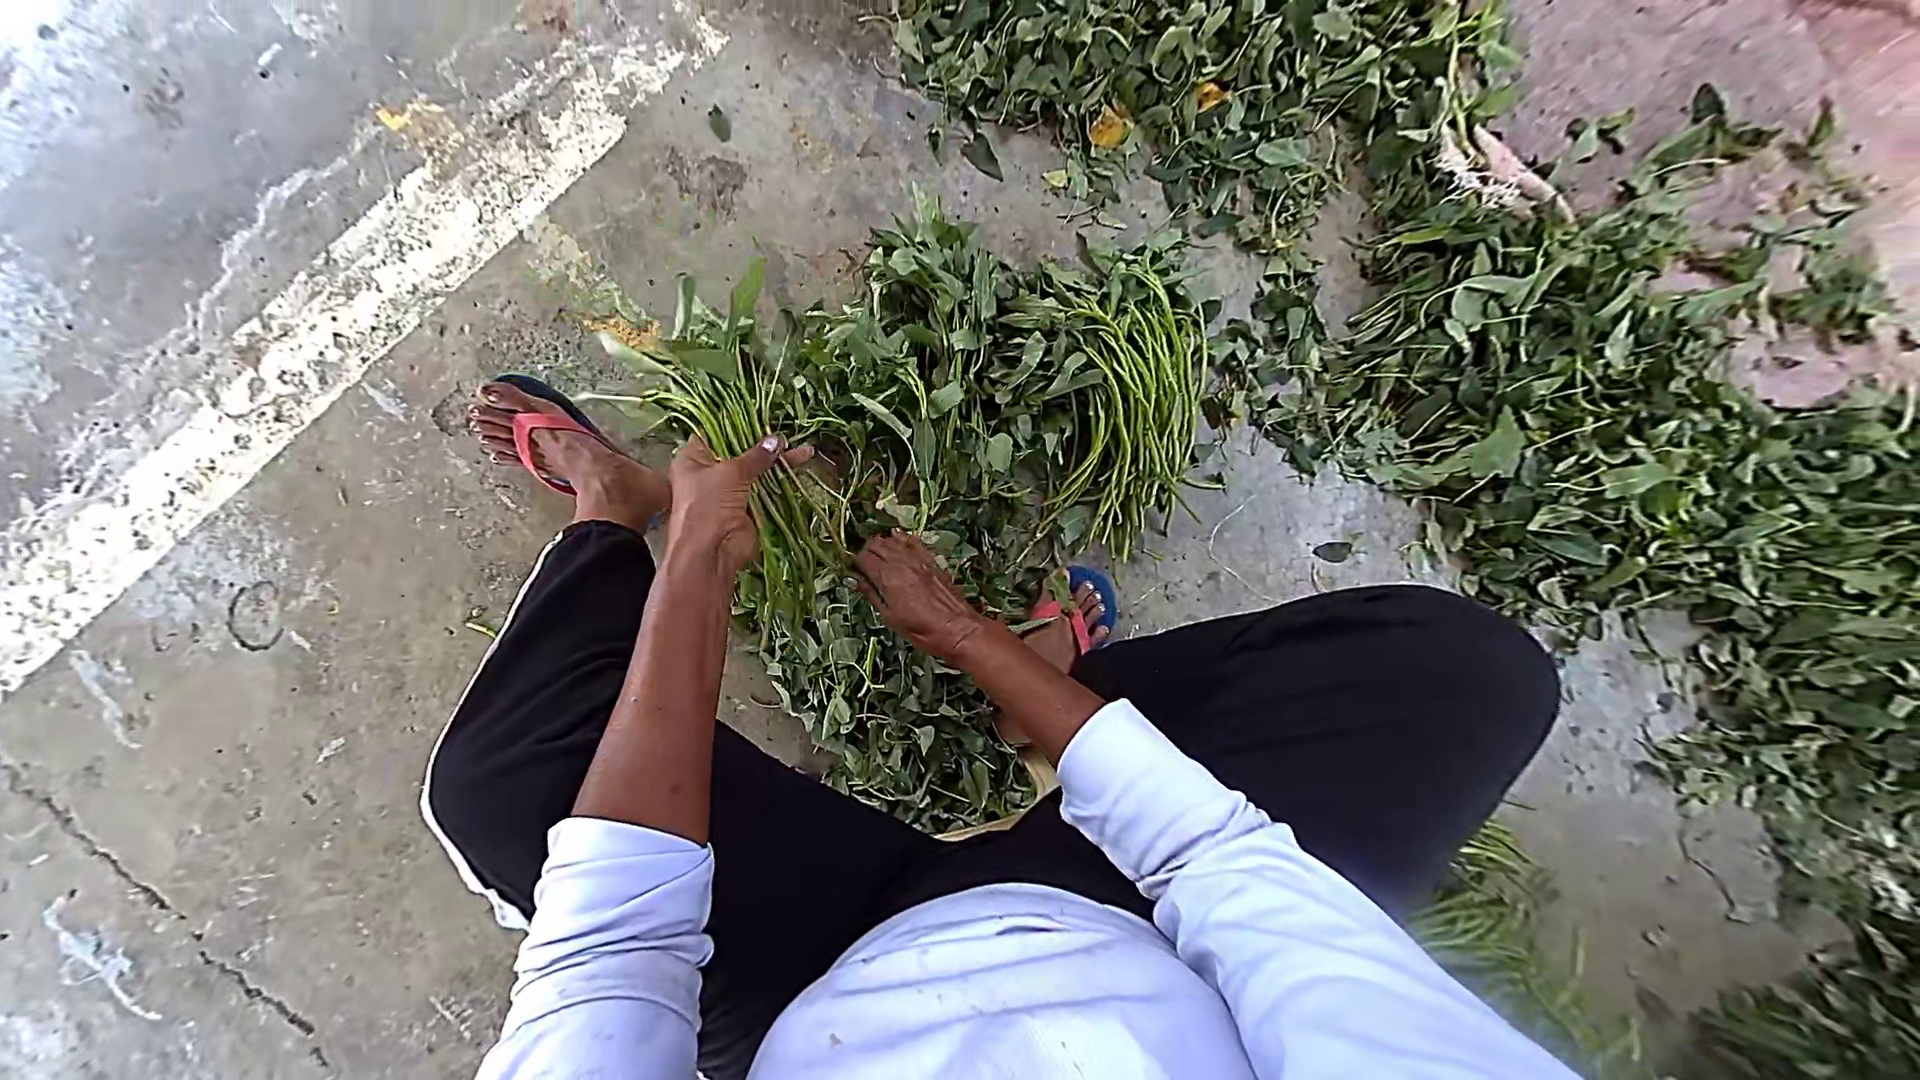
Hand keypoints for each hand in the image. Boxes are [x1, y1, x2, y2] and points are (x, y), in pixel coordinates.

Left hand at [665, 434, 811, 575]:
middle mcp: (711, 472)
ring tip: (804, 451)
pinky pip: (768, 489)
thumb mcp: (730, 472)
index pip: (716, 433)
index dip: (738, 424)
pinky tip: (801, 467)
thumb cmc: (708, 505)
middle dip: (765, 444)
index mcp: (694, 459)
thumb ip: (755, 455)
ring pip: (758, 471)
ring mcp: (731, 491)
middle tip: (789, 436)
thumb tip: (778, 440)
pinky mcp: (749, 506)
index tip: (762, 416)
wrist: (712, 550)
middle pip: (741, 452)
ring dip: (779, 462)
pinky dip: (783, 480)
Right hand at [852, 531, 993, 663]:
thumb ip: (870, 593)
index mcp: (887, 576)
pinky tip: (898, 541)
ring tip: (879, 557)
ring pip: (893, 540)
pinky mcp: (931, 560)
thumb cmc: (921, 629)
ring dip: (882, 545)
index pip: (862, 558)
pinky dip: (902, 539)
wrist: (957, 628)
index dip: (854, 564)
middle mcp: (901, 561)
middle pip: (875, 544)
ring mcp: (918, 558)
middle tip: (864, 567)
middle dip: (866, 553)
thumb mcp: (890, 616)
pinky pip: (913, 542)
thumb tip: (851, 579)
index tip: (853, 573)